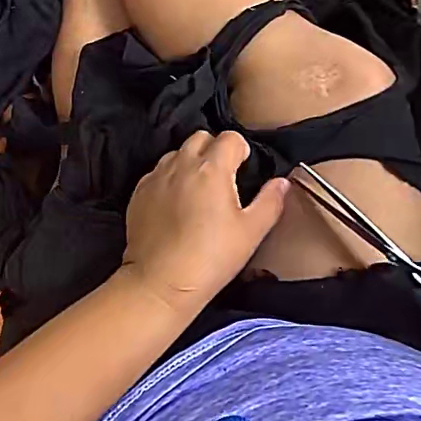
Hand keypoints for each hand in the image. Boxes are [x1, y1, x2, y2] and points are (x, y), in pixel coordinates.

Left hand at [121, 131, 289, 315]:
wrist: (161, 283)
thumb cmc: (210, 258)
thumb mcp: (252, 232)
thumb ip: (271, 201)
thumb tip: (281, 183)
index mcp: (212, 169)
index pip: (230, 138)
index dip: (241, 150)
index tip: (243, 168)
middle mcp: (182, 165)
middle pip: (201, 137)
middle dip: (215, 150)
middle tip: (223, 177)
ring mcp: (156, 178)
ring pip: (177, 153)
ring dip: (191, 162)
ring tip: (199, 190)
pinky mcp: (138, 194)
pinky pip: (158, 173)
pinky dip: (170, 179)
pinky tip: (177, 205)